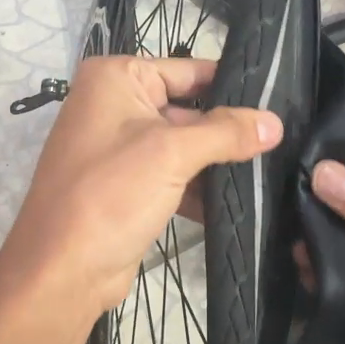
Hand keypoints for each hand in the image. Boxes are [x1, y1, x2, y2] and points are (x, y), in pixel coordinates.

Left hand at [0, 56, 281, 318]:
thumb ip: (226, 133)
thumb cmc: (110, 194)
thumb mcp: (172, 154)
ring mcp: (119, 147)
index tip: (278, 97)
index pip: (187, 69)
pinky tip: (242, 200)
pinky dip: (201, 186)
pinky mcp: (127, 185)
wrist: (60, 274)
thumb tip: (275, 122)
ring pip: (183, 144)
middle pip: (187, 108)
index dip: (231, 85)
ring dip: (218, 161)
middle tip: (283, 137)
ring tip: (274, 167)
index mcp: (116, 78)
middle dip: (228, 128)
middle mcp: (114, 103)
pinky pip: (173, 174)